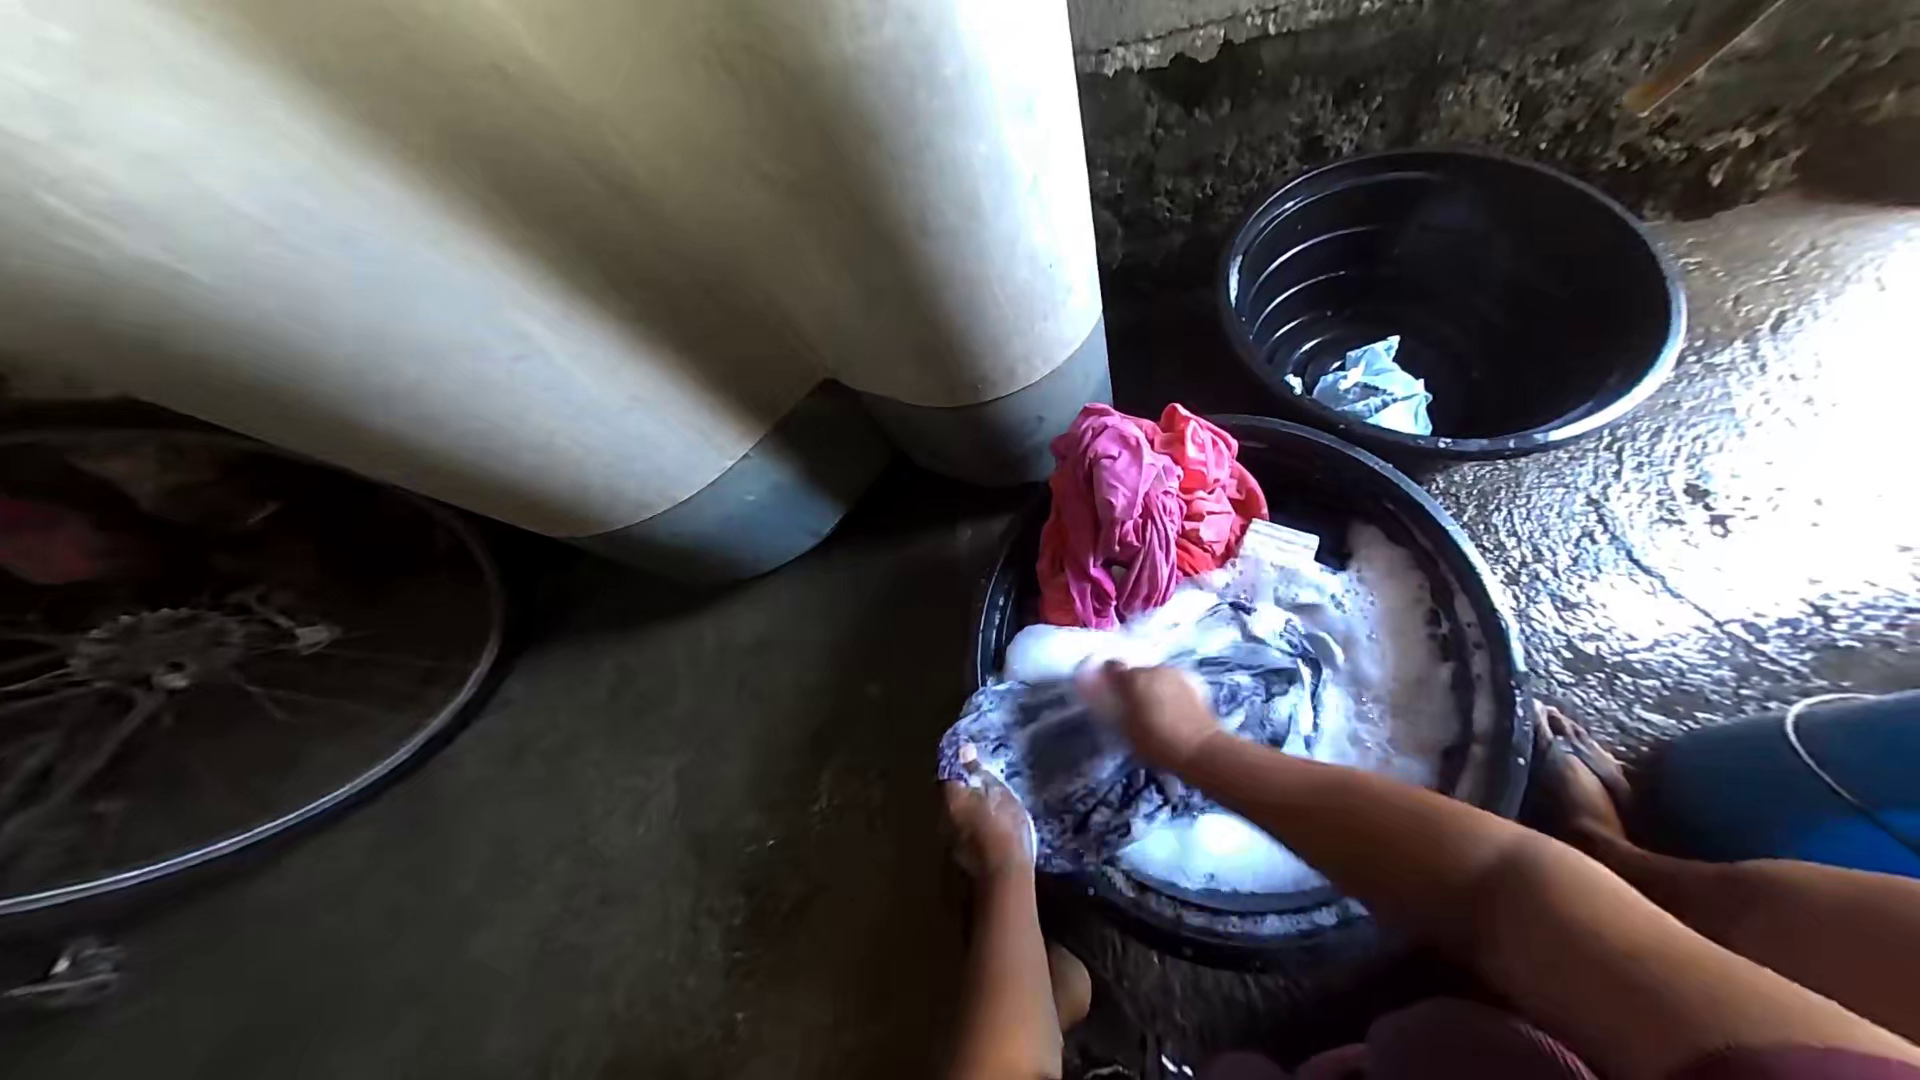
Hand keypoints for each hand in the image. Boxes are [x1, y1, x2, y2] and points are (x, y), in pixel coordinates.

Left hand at [943, 746, 1034, 881]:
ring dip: (965, 807)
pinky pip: (961, 831)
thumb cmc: (1005, 828)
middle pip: (948, 795)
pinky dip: (970, 824)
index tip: (971, 760)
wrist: (1006, 877)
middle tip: (979, 781)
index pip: (947, 773)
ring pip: (954, 815)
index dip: (958, 765)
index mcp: (951, 799)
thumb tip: (963, 749)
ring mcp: (949, 839)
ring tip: (985, 803)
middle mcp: (943, 818)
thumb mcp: (999, 793)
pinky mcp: (959, 856)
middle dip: (961, 787)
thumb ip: (979, 771)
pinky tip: (986, 825)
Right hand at [1076, 661, 1222, 772]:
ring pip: (1157, 675)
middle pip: (1137, 671)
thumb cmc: (1157, 742)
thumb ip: (1118, 710)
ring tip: (1155, 704)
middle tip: (1134, 701)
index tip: (1109, 687)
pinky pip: (1173, 682)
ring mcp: (1175, 674)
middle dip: (1134, 682)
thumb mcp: (1127, 730)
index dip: (1109, 676)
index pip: (1113, 667)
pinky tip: (1172, 706)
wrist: (1201, 749)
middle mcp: (1153, 670)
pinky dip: (1170, 689)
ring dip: (1153, 685)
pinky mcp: (1193, 682)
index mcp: (1132, 679)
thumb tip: (1116, 702)